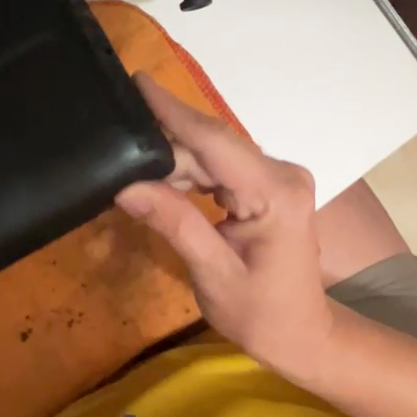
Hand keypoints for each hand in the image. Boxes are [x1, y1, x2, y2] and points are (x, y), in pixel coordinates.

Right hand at [115, 73, 334, 373]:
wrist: (301, 335)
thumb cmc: (261, 315)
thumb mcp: (213, 274)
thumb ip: (175, 224)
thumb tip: (126, 185)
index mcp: (275, 194)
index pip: (215, 142)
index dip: (174, 112)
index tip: (137, 81)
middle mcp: (281, 174)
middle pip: (212, 144)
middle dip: (164, 138)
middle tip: (115, 128)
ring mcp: (276, 179)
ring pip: (214, 153)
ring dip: (173, 157)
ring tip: (127, 155)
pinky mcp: (267, 187)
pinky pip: (221, 167)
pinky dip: (189, 170)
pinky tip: (157, 173)